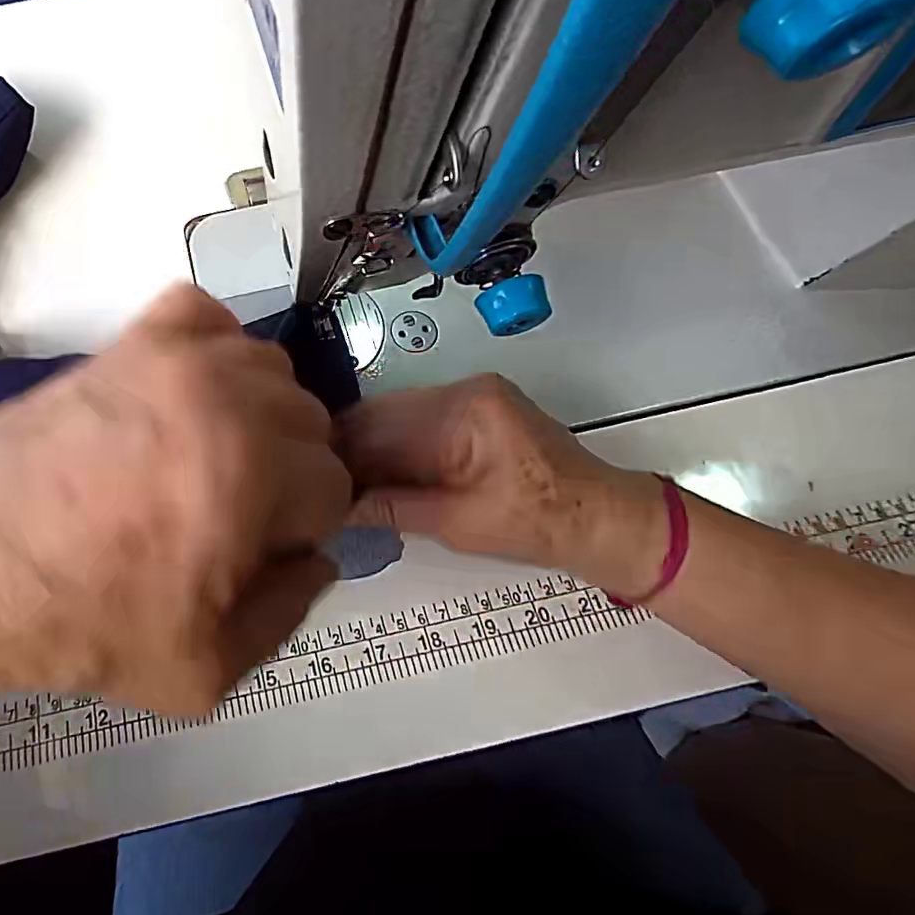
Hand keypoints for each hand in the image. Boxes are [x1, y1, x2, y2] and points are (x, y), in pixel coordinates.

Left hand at [0, 284, 351, 733]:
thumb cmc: (69, 627)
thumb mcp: (203, 672)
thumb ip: (288, 611)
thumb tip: (314, 556)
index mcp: (251, 473)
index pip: (334, 486)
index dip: (298, 531)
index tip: (256, 553)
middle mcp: (220, 393)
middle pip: (308, 420)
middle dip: (283, 473)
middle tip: (226, 515)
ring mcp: (166, 355)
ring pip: (265, 371)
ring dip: (252, 417)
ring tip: (197, 462)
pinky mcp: (119, 341)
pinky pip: (201, 318)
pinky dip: (209, 351)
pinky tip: (179, 400)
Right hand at [336, 374, 665, 596]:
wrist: (600, 518)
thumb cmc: (539, 525)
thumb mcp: (455, 523)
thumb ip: (389, 508)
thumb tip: (334, 507)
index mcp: (464, 411)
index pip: (377, 426)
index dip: (338, 456)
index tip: (314, 484)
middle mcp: (462, 389)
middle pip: (377, 414)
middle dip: (347, 452)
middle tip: (323, 488)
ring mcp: (465, 394)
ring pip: (387, 416)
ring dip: (364, 450)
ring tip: (345, 485)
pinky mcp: (466, 406)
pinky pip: (409, 420)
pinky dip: (387, 448)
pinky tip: (374, 475)